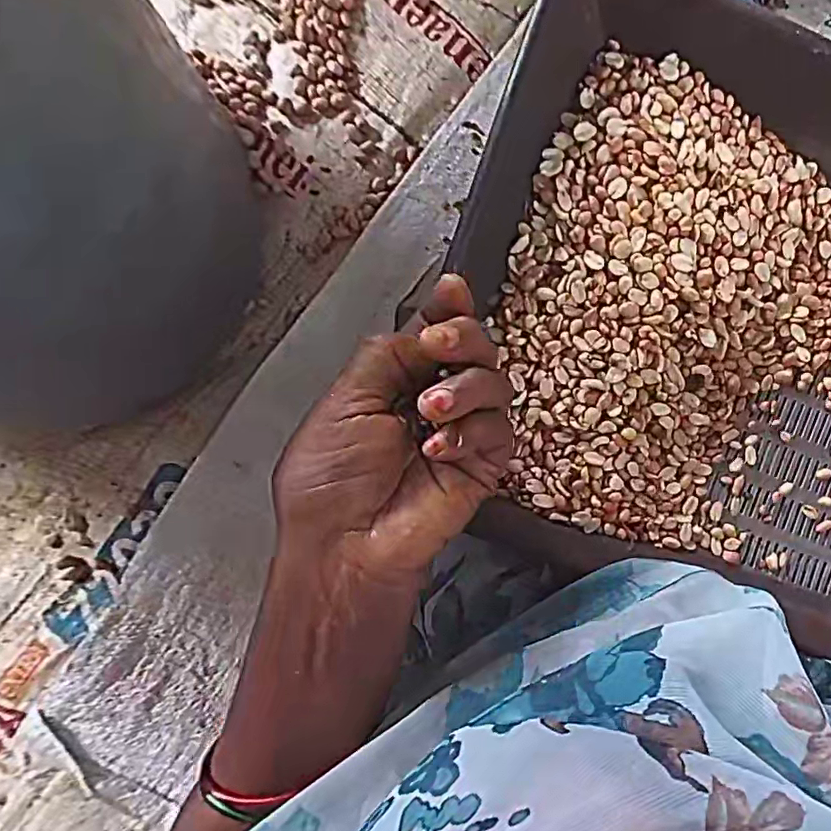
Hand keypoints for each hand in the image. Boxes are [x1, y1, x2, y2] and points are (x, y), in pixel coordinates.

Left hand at [271, 274, 512, 594]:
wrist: (344, 540)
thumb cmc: (330, 482)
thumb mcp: (346, 399)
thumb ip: (390, 354)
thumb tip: (425, 324)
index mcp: (399, 382)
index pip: (436, 335)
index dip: (449, 310)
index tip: (452, 290)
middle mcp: (437, 402)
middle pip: (477, 351)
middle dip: (463, 338)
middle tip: (439, 345)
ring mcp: (464, 433)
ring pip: (496, 385)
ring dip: (465, 388)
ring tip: (428, 410)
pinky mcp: (485, 464)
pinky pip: (500, 431)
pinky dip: (472, 432)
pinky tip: (438, 449)